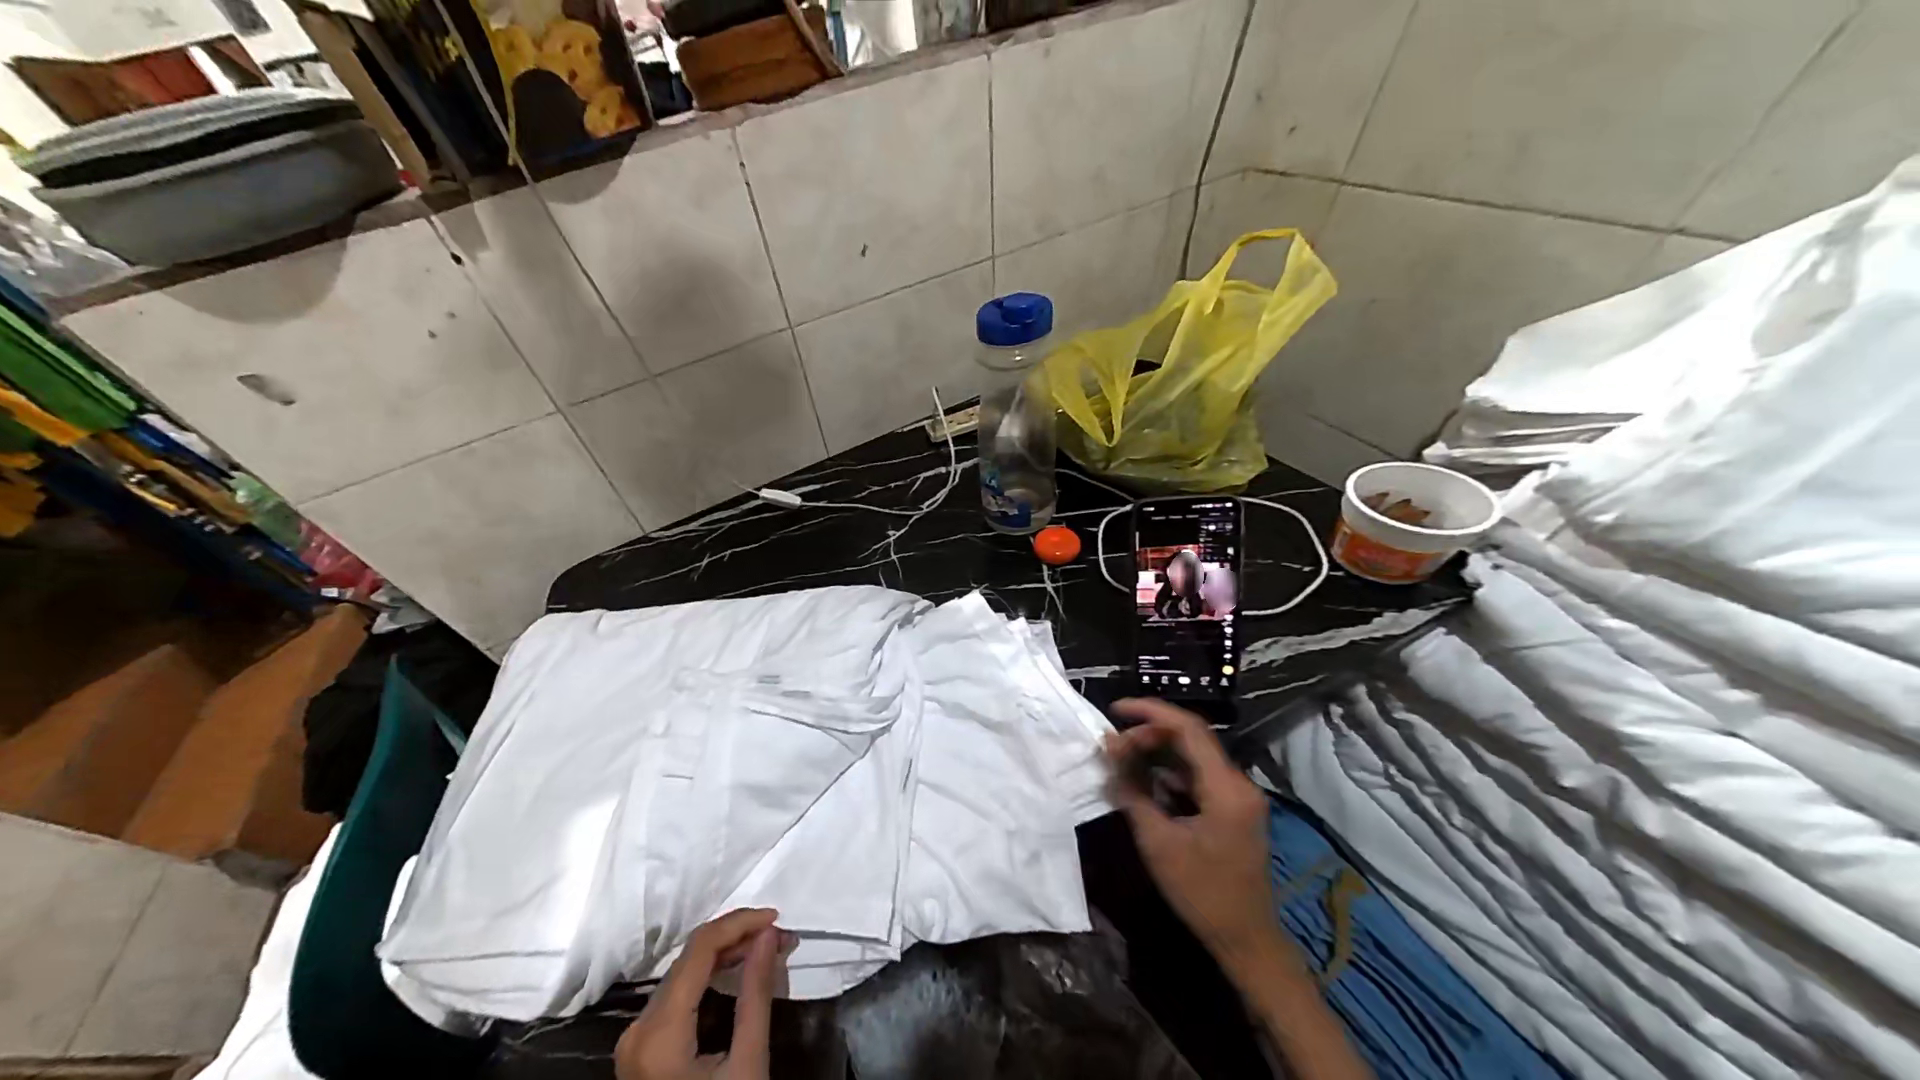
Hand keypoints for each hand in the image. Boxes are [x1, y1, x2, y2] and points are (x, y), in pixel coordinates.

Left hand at [615, 909, 785, 1079]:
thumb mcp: (748, 1064)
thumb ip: (756, 993)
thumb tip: (767, 934)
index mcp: (657, 1033)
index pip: (699, 950)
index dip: (739, 924)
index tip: (777, 918)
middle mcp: (636, 1029)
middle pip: (689, 959)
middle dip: (738, 938)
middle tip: (781, 936)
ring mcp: (635, 1039)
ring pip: (684, 973)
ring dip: (727, 954)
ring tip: (768, 948)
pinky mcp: (642, 1048)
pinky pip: (678, 994)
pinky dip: (710, 976)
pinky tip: (739, 970)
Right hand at [1105, 699, 1292, 978]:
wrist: (1245, 940)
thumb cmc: (1201, 892)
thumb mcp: (1158, 841)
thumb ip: (1131, 790)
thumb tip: (1108, 749)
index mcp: (1226, 786)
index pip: (1188, 728)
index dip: (1149, 712)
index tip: (1115, 709)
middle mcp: (1238, 783)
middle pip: (1191, 738)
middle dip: (1149, 734)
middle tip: (1113, 746)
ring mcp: (1238, 796)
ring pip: (1193, 757)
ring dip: (1157, 753)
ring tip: (1122, 759)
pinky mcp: (1232, 809)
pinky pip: (1198, 777)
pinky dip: (1169, 773)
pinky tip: (1144, 783)